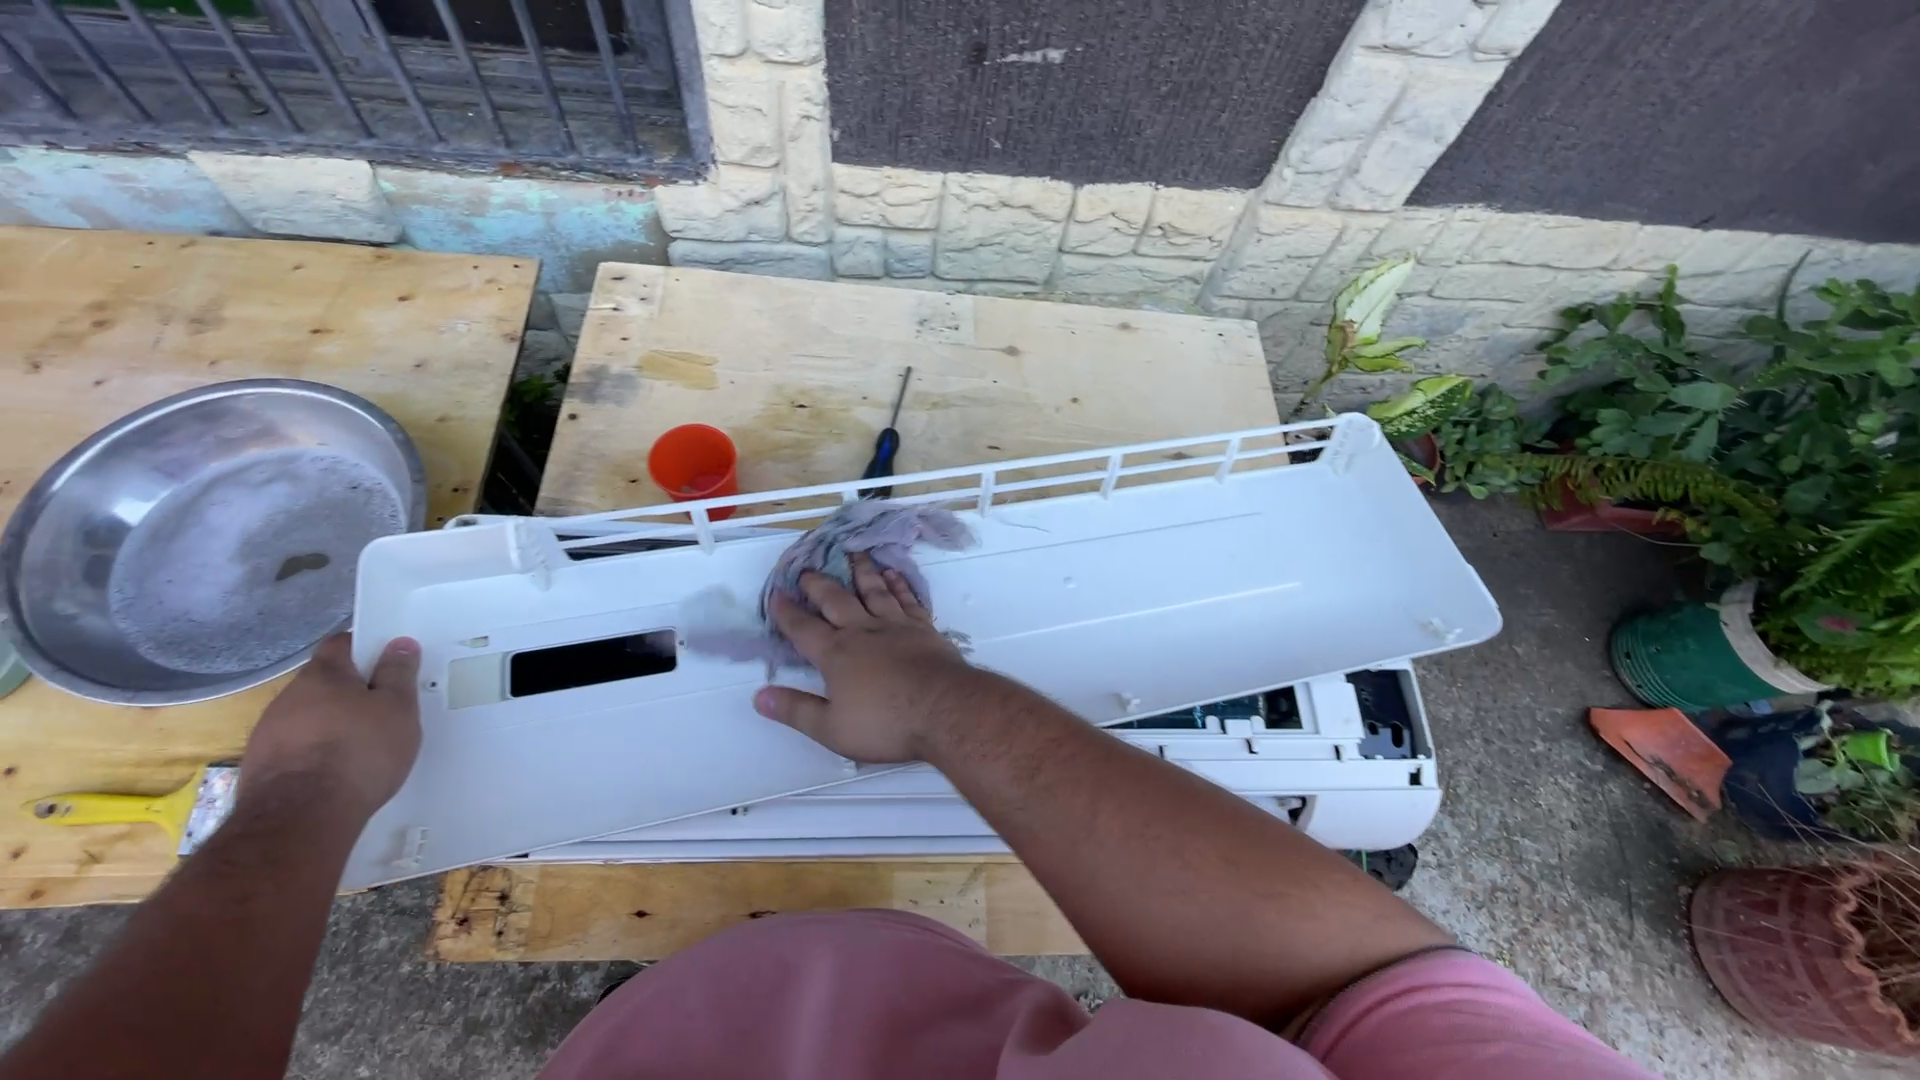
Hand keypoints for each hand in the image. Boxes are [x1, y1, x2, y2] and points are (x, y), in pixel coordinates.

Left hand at [237, 634, 421, 820]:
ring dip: (334, 723)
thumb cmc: (359, 751)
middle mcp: (287, 697)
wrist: (300, 818)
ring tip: (364, 746)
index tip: (390, 662)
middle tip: (386, 709)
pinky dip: (317, 751)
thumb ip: (398, 673)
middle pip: (325, 682)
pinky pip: (297, 746)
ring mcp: (268, 733)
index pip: (341, 643)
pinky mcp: (260, 766)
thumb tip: (399, 643)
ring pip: (310, 715)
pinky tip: (338, 771)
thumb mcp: (397, 708)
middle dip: (353, 690)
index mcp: (322, 675)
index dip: (367, 647)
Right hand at [754, 554, 981, 761]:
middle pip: (836, 600)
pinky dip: (899, 585)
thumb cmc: (886, 723)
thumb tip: (760, 696)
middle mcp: (863, 631)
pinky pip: (907, 599)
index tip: (776, 595)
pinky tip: (894, 576)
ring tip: (854, 555)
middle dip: (818, 585)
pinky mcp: (924, 629)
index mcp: (836, 654)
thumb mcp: (831, 728)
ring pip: (874, 591)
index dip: (787, 613)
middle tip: (808, 570)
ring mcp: (896, 626)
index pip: (803, 629)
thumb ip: (796, 710)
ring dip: (862, 572)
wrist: (946, 710)